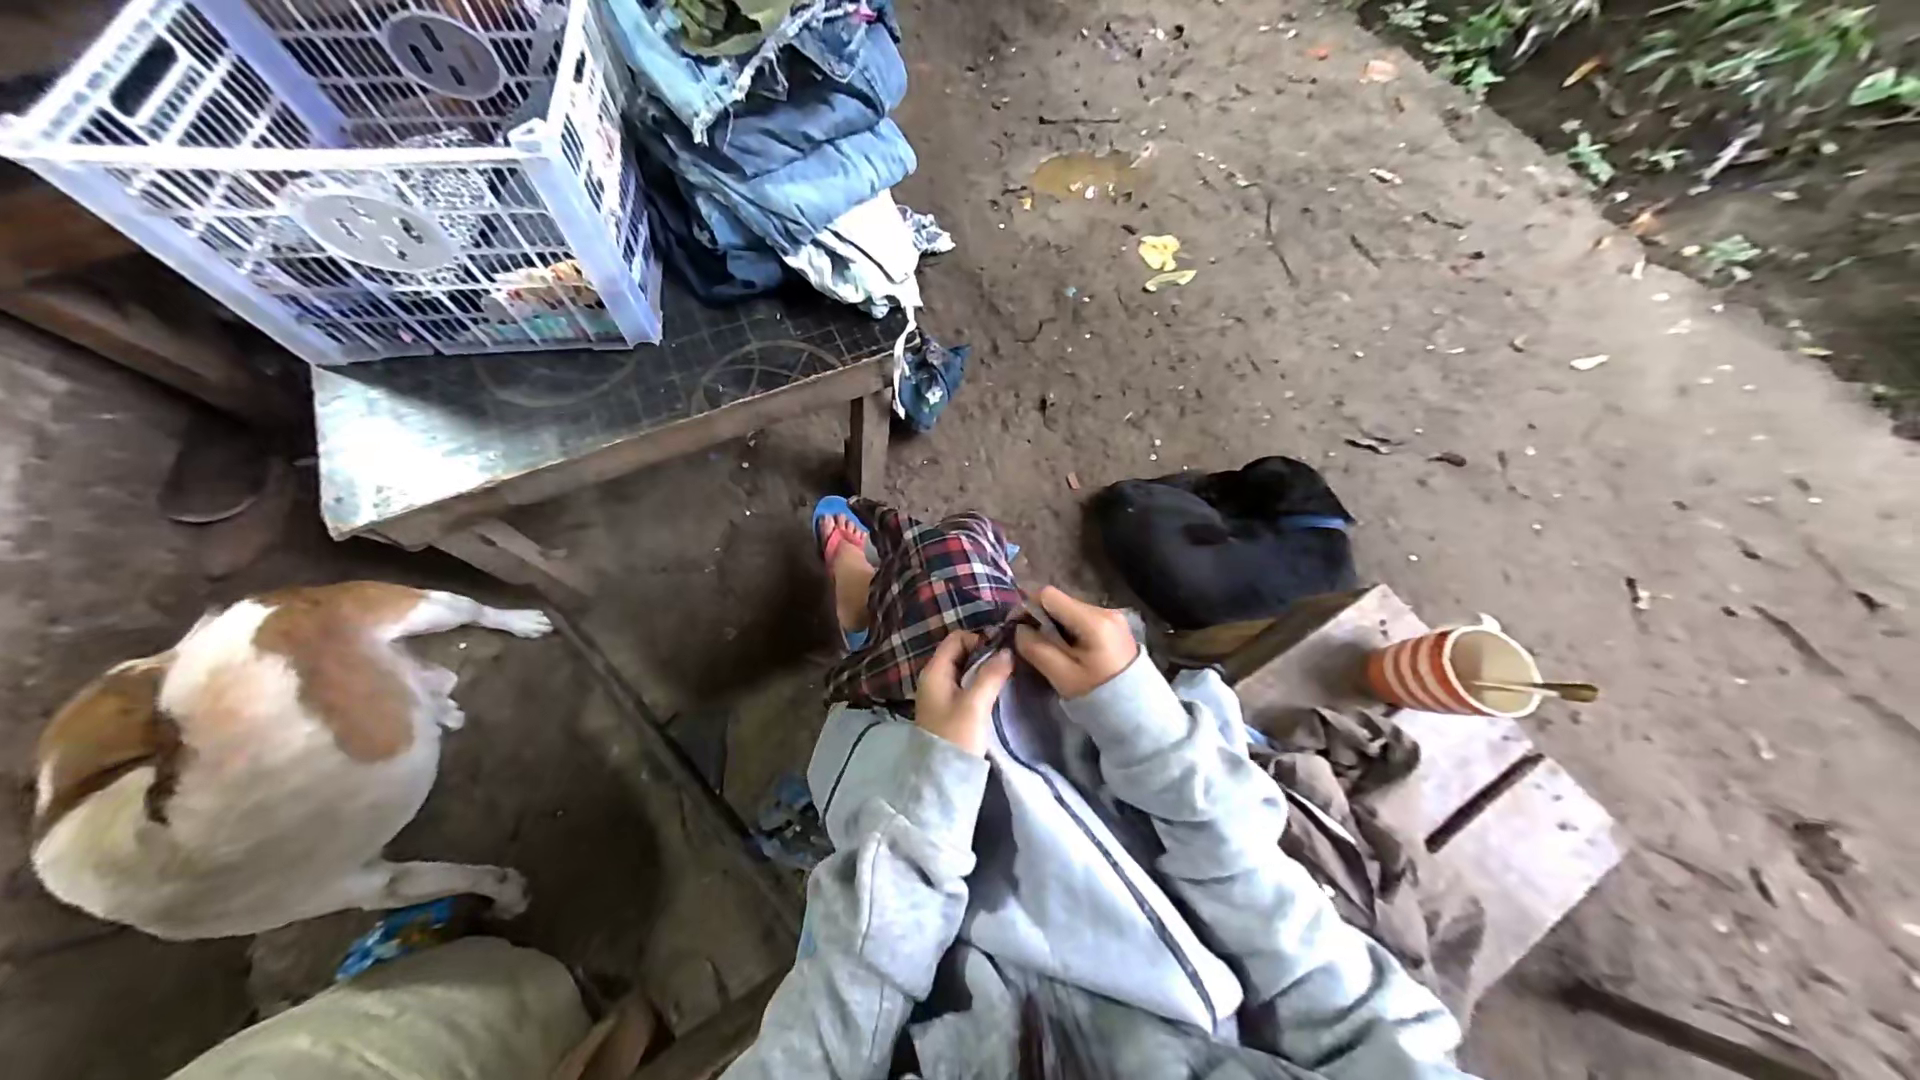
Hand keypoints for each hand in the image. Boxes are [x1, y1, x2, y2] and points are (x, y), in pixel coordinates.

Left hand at [914, 630, 1013, 755]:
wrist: (941, 778)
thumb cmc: (955, 737)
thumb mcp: (975, 704)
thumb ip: (991, 674)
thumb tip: (1007, 651)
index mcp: (934, 671)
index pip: (956, 638)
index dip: (980, 639)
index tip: (1003, 652)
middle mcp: (934, 678)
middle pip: (961, 652)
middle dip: (985, 654)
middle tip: (1009, 663)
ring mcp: (940, 694)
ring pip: (965, 670)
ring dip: (984, 670)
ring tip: (1007, 676)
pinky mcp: (948, 709)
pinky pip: (965, 686)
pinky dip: (980, 684)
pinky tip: (996, 692)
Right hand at [1014, 586, 1139, 699]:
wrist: (1136, 713)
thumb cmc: (1098, 696)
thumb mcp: (1061, 675)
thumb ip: (1036, 648)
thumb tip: (1019, 629)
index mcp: (1093, 620)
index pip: (1049, 595)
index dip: (1027, 607)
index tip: (1016, 627)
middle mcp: (1105, 610)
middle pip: (1060, 602)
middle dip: (1041, 618)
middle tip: (1030, 642)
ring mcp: (1112, 616)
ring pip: (1070, 610)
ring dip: (1055, 625)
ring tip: (1050, 649)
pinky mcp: (1114, 626)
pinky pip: (1082, 619)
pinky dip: (1069, 630)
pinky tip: (1068, 650)